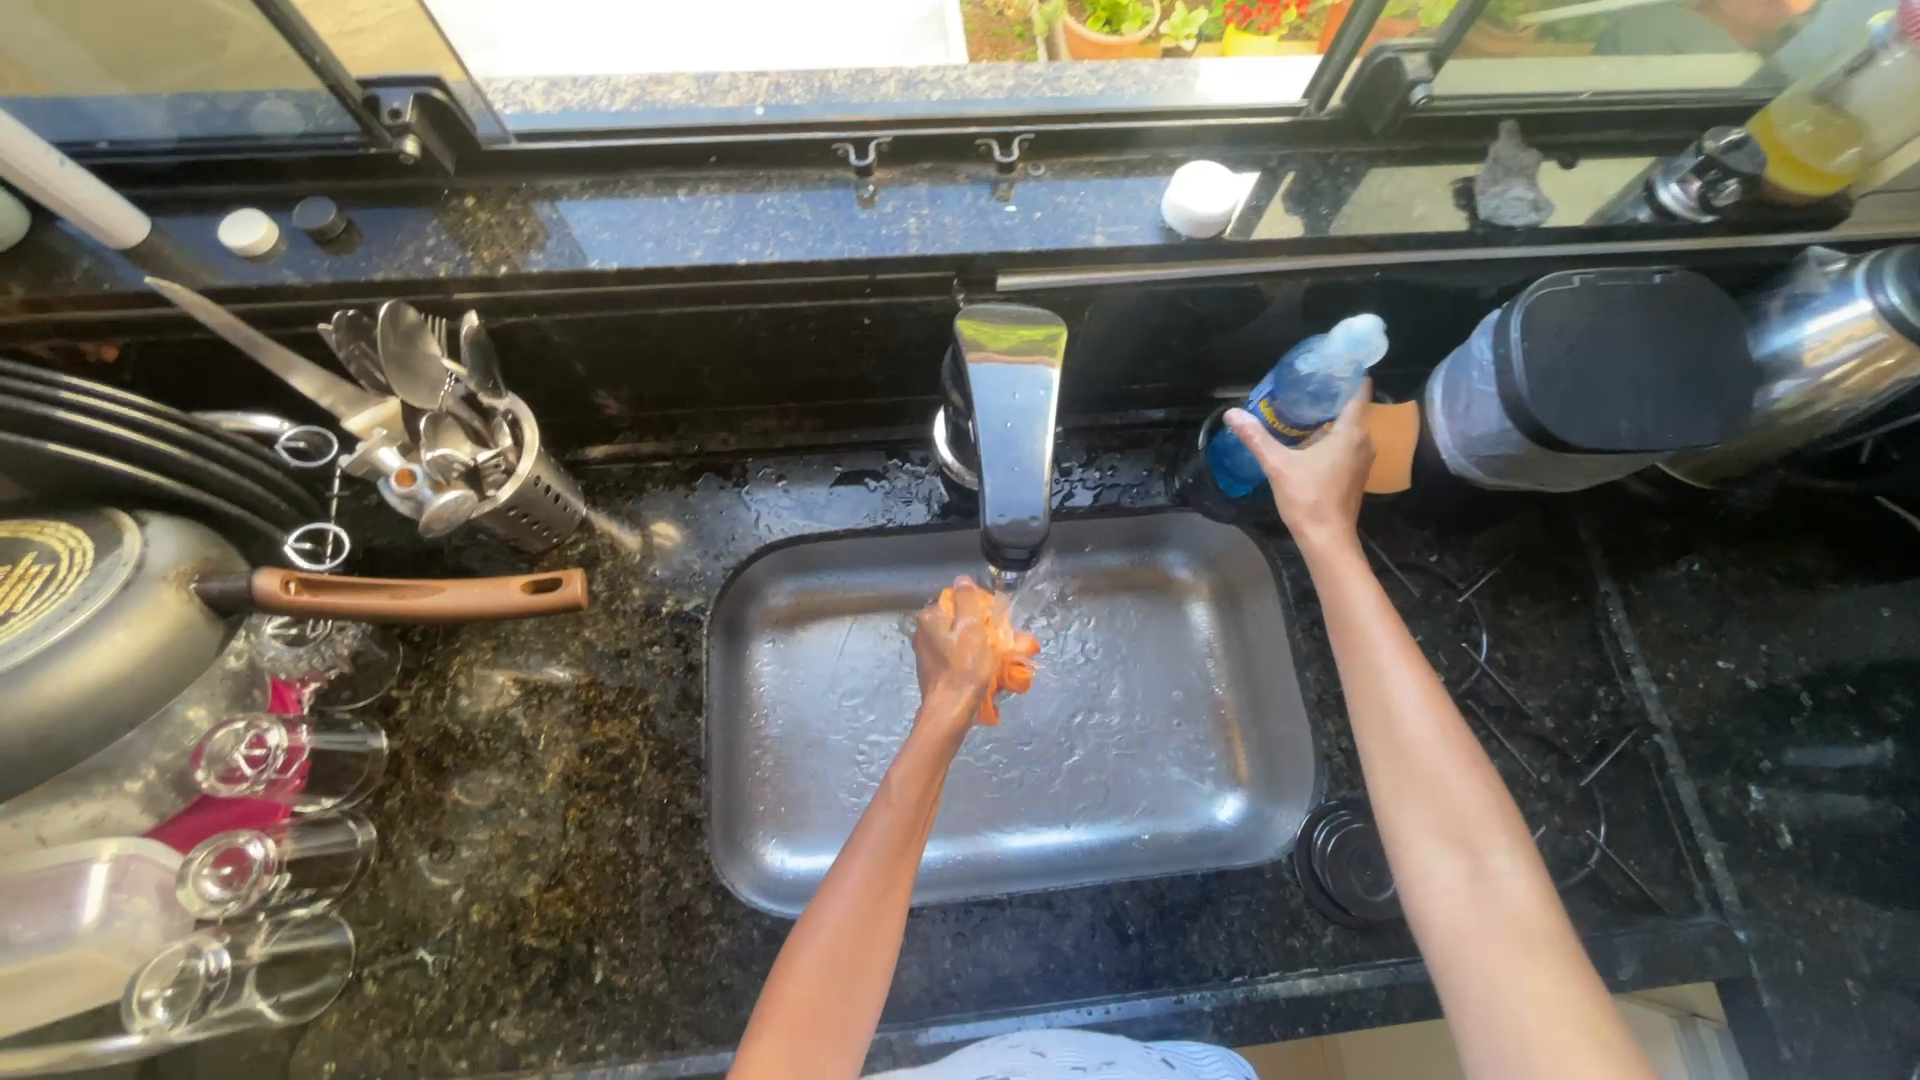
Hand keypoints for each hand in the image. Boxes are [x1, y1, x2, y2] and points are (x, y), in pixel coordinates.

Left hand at [912, 576, 1000, 736]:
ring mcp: (926, 654)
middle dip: (980, 629)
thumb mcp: (971, 627)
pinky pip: (955, 658)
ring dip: (977, 646)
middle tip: (1000, 642)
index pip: (957, 601)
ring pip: (958, 641)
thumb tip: (962, 579)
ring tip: (996, 658)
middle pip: (958, 622)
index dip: (979, 609)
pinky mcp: (932, 671)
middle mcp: (922, 633)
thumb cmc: (963, 666)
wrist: (950, 709)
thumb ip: (967, 600)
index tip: (994, 622)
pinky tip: (982, 672)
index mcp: (929, 618)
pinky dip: (968, 661)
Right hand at [1222, 379, 1372, 557]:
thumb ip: (1256, 437)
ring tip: (1300, 412)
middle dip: (1329, 398)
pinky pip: (1346, 445)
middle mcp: (1364, 441)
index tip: (1328, 367)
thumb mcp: (1277, 465)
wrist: (1327, 538)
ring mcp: (1362, 459)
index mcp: (1351, 432)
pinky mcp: (1356, 474)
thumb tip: (1232, 414)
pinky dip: (1330, 438)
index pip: (1359, 391)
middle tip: (1302, 389)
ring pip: (1348, 429)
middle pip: (1351, 409)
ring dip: (1328, 420)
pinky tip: (1307, 441)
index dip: (1346, 376)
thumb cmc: (1308, 498)